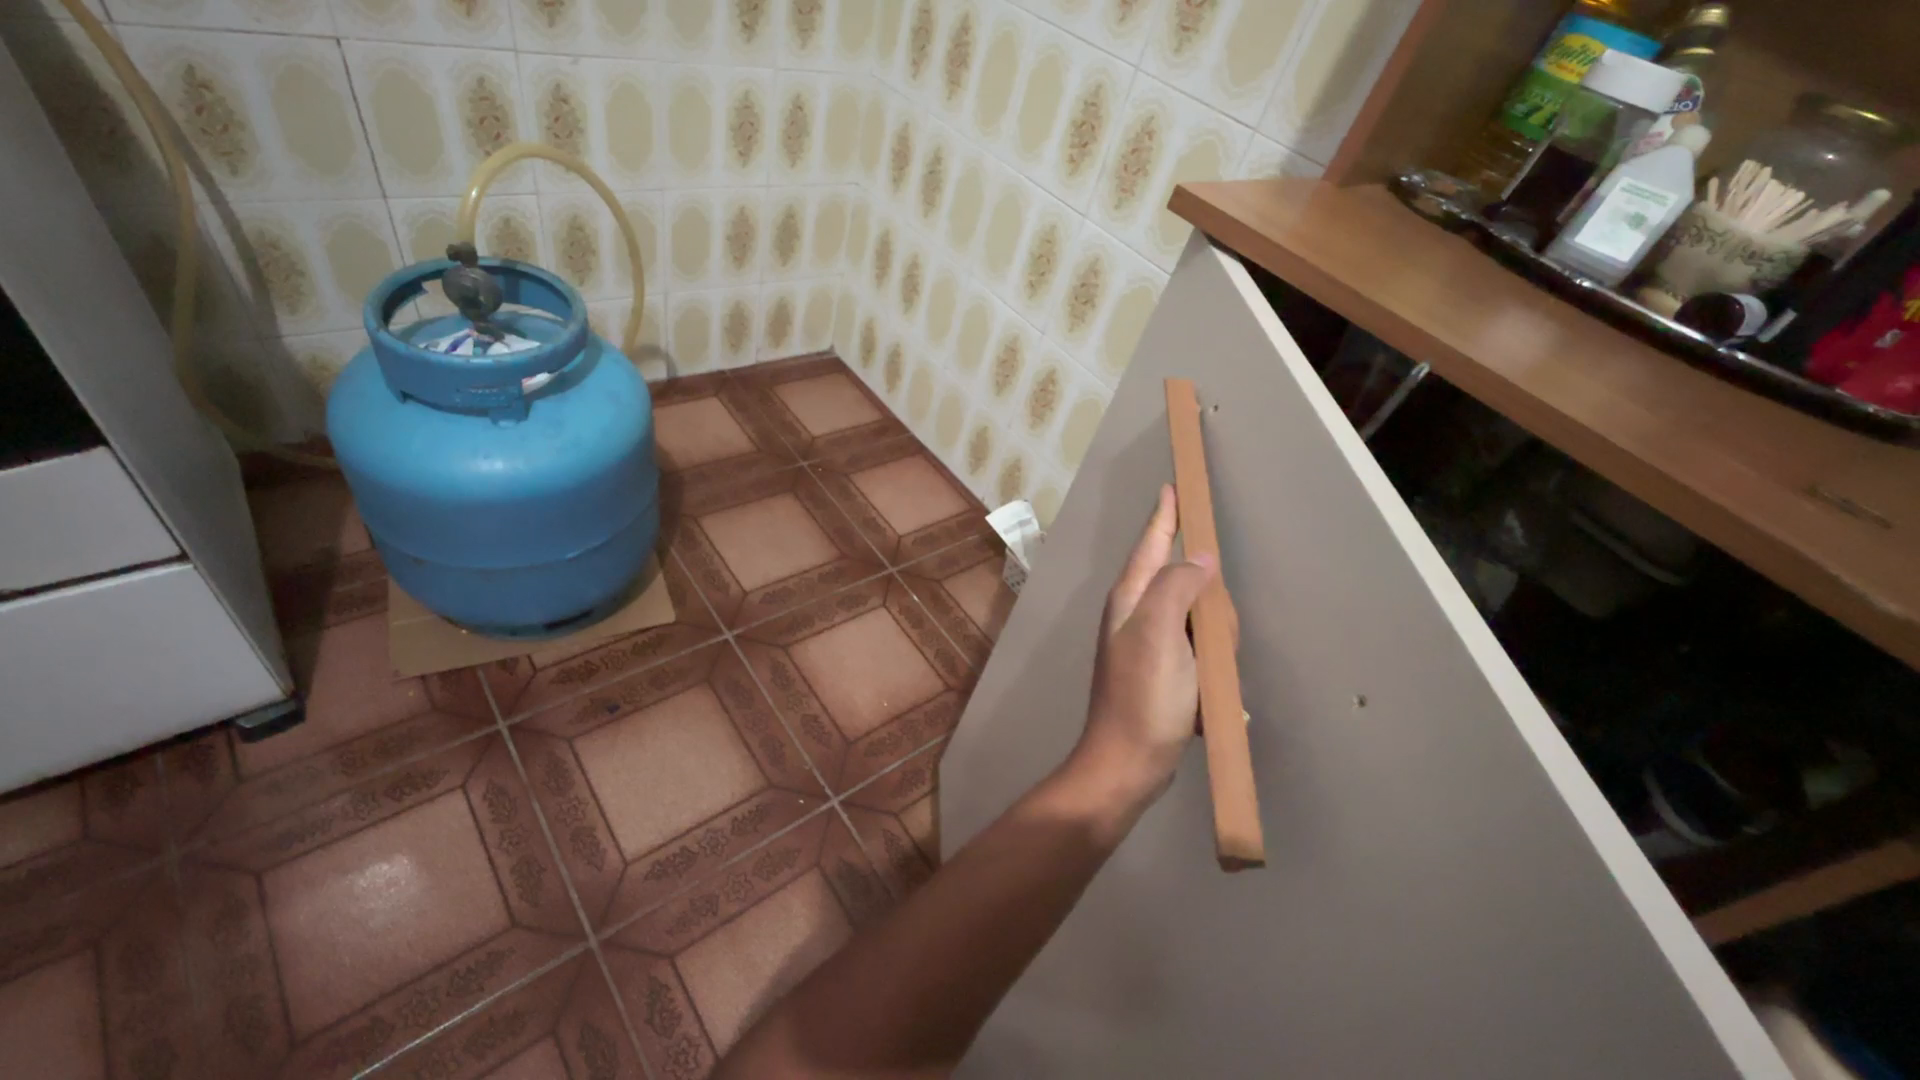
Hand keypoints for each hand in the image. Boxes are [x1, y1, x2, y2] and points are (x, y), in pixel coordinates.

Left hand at [1073, 484, 1216, 810]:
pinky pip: (1201, 654)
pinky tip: (1209, 698)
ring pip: (1201, 622)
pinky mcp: (1165, 673)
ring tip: (1209, 679)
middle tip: (1216, 642)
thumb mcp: (1160, 634)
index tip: (1175, 486)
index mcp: (1130, 599)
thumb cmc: (1143, 697)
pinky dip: (1211, 671)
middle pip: (1188, 584)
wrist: (1128, 764)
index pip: (1152, 544)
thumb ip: (1178, 587)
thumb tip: (1201, 558)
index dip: (1166, 516)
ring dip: (1216, 646)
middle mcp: (1136, 614)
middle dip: (1214, 609)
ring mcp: (1151, 645)